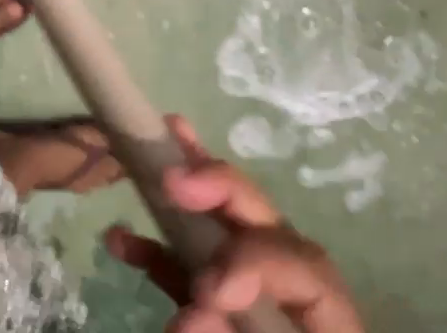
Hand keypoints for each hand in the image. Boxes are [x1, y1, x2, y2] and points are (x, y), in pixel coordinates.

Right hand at [102, 116, 363, 332]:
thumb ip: (234, 332)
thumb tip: (194, 309)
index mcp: (327, 318)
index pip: (306, 268)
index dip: (256, 258)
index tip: (208, 289)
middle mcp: (294, 297)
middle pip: (266, 224)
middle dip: (221, 187)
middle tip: (174, 175)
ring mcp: (255, 297)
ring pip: (225, 231)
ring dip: (187, 186)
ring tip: (162, 134)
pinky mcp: (218, 309)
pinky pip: (186, 270)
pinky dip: (155, 248)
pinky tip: (119, 236)